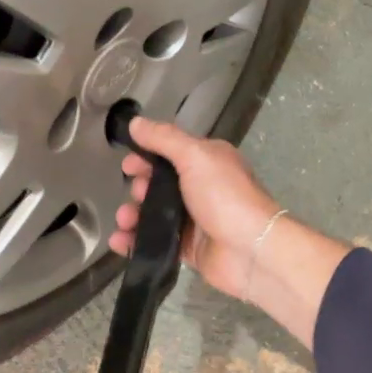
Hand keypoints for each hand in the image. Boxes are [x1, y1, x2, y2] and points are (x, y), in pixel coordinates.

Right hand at [108, 118, 283, 300]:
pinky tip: (120, 242)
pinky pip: (155, 241)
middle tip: (134, 194)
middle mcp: (201, 187)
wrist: (251, 250)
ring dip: (133, 215)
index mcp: (207, 161)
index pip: (170, 152)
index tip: (127, 164)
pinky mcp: (188, 247)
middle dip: (139, 187)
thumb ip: (164, 139)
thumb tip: (135, 122)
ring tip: (124, 222)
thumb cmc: (224, 196)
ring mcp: (194, 219)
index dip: (147, 155)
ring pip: (154, 213)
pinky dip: (135, 241)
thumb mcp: (195, 157)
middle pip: (160, 183)